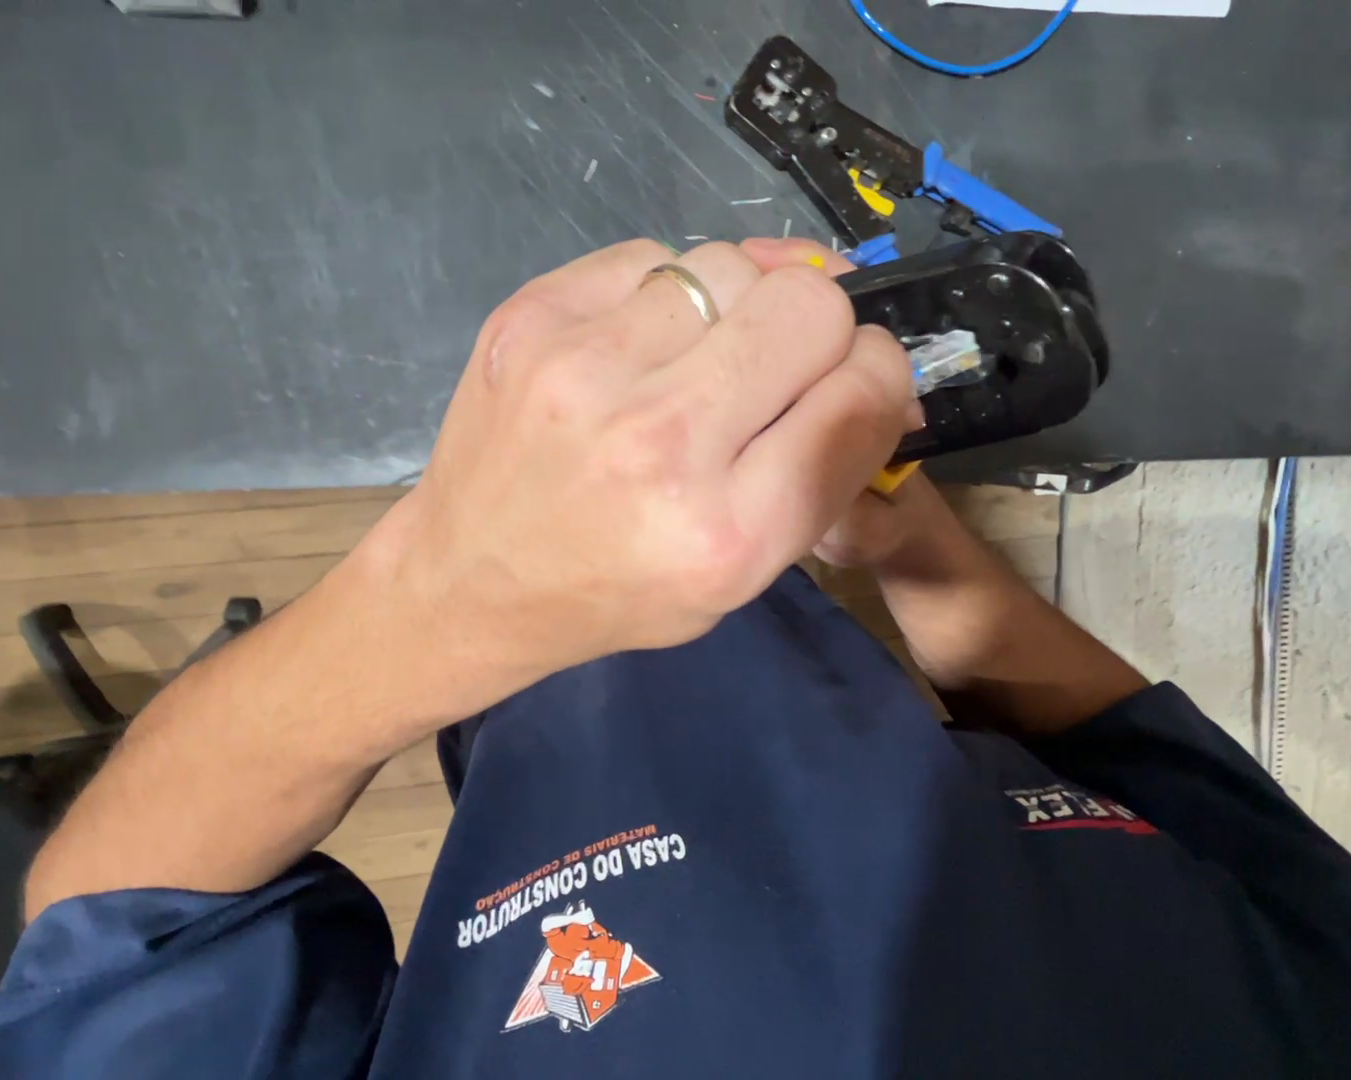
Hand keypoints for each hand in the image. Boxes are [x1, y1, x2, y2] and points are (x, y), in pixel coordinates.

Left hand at [361, 237, 913, 717]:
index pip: (861, 396)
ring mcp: (585, 369)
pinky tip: (641, 343)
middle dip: (817, 331)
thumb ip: (822, 470)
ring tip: (701, 358)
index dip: (877, 376)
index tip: (851, 382)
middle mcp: (659, 443)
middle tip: (775, 366)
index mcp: (726, 532)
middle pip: (808, 308)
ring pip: (731, 266)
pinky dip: (668, 294)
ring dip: (738, 307)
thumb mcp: (740, 578)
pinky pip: (654, 257)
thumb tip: (874, 358)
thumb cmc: (618, 591)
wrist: (472, 578)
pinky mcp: (531, 317)